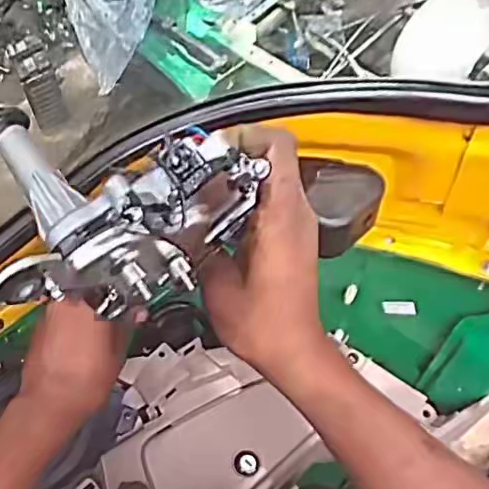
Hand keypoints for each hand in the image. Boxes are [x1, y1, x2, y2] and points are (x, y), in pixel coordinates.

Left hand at [16, 297, 126, 429]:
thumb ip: (127, 328)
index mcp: (90, 303)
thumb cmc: (79, 387)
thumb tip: (133, 316)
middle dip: (105, 304)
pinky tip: (80, 345)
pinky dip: (71, 326)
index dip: (128, 301)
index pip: (115, 289)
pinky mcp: (39, 327)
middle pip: (92, 292)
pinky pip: (61, 318)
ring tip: (99, 336)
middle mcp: (66, 302)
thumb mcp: (117, 356)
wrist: (49, 404)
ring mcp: (49, 314)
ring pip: (75, 303)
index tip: (134, 310)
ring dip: (87, 314)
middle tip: (118, 322)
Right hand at [200, 126, 327, 380]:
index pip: (276, 146)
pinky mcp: (294, 242)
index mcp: (282, 217)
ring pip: (268, 184)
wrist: (292, 351)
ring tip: (206, 206)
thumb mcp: (218, 286)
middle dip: (231, 165)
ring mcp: (298, 228)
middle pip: (268, 162)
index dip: (243, 138)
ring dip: (236, 188)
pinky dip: (244, 208)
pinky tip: (220, 229)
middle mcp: (297, 216)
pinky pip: (270, 208)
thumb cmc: (267, 327)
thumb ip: (202, 248)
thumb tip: (189, 228)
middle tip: (202, 182)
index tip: (214, 151)